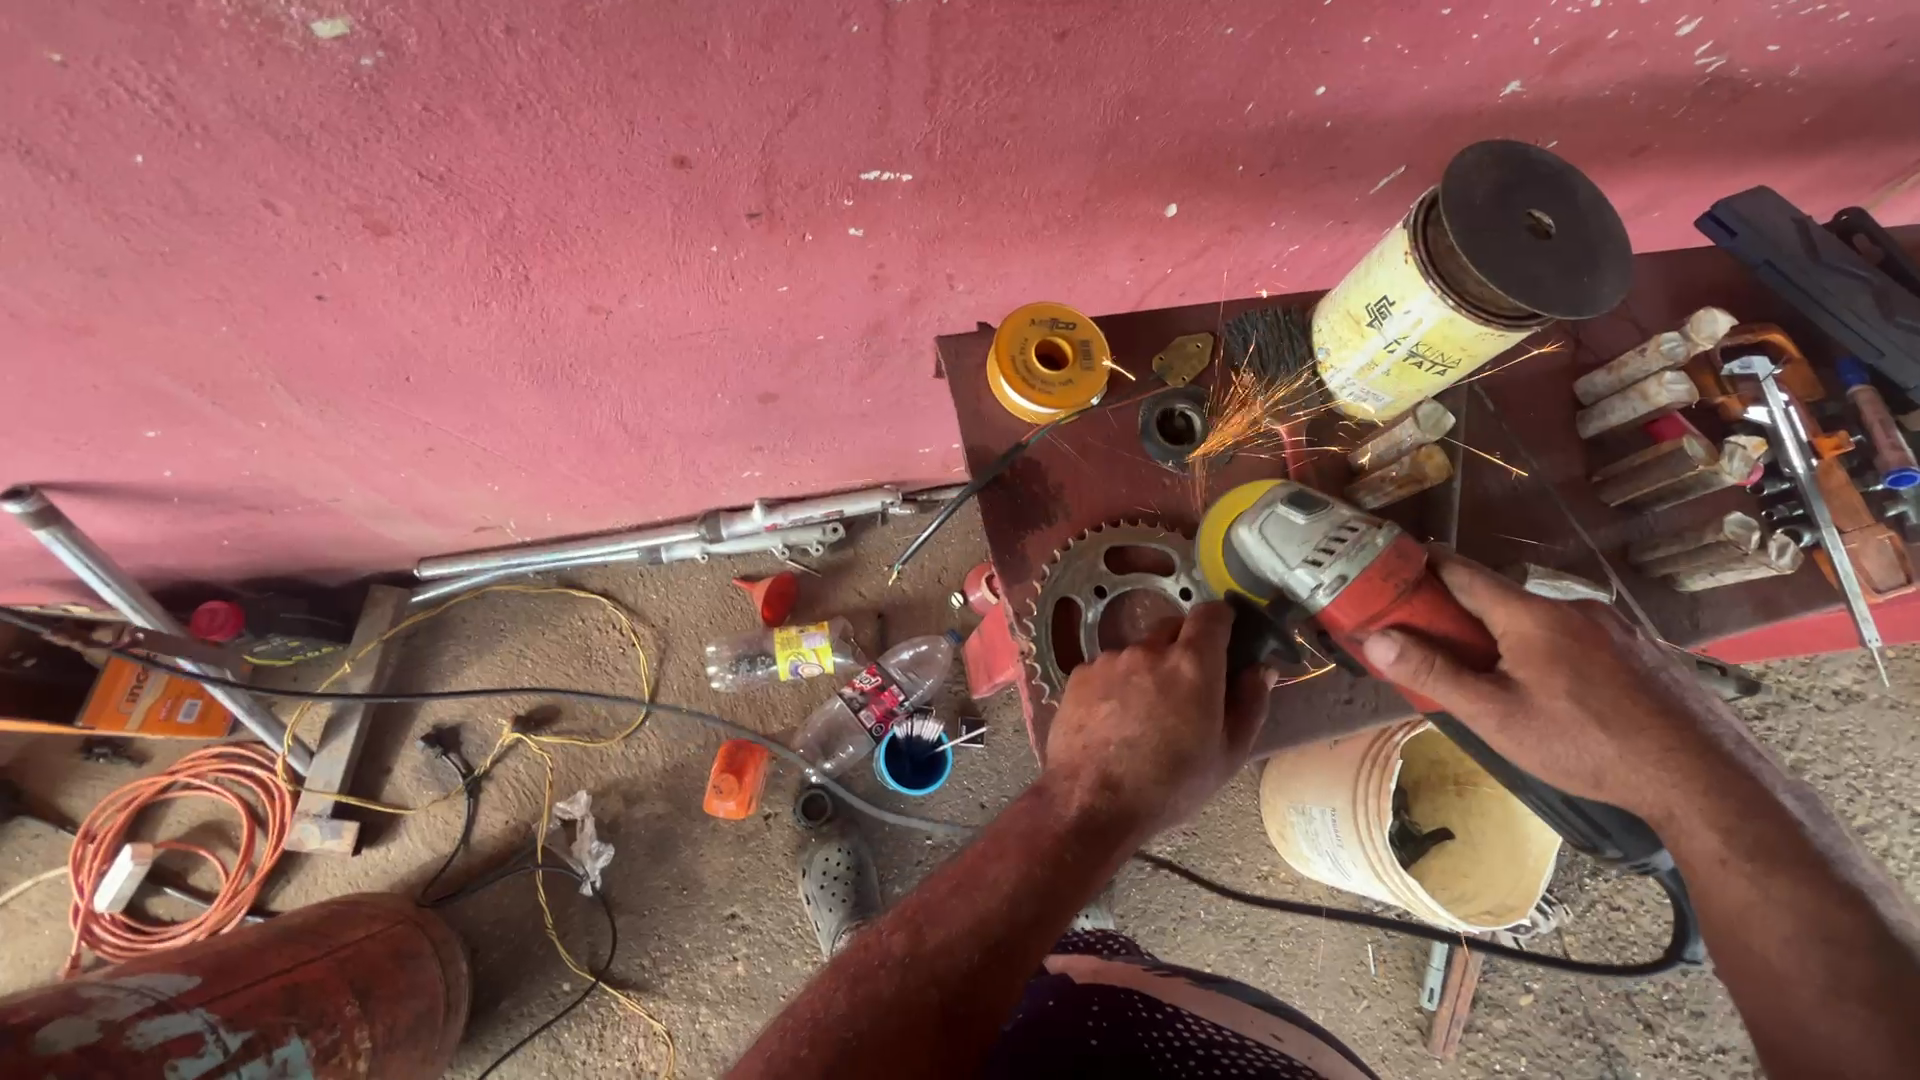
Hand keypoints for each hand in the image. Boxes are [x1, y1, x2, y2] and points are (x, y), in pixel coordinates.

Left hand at [1043, 602, 1270, 844]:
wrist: (1090, 803)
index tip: (1227, 638)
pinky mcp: (1079, 674)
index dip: (1222, 621)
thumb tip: (1261, 667)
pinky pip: (1107, 668)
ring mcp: (1109, 659)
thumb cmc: (1170, 785)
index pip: (1212, 614)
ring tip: (1146, 713)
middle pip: (1172, 628)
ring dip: (1148, 669)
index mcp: (1192, 664)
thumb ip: (1250, 702)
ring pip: (1138, 651)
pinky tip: (1114, 720)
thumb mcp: (1228, 754)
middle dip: (1184, 647)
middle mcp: (1148, 650)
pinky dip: (1116, 684)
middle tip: (1188, 687)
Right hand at [1357, 550, 1747, 823]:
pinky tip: (1551, 691)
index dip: (1421, 564)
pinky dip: (1545, 650)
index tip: (1389, 566)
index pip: (1462, 571)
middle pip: (1499, 598)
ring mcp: (1614, 626)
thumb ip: (1433, 673)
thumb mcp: (1495, 716)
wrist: (1706, 781)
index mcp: (1531, 615)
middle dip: (1459, 614)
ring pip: (1539, 620)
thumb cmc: (1586, 746)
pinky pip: (1575, 636)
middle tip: (1429, 643)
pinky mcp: (1641, 648)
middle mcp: (1573, 606)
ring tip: (1490, 677)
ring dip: (1504, 636)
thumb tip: (1374, 639)